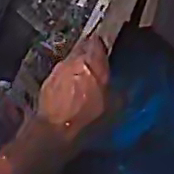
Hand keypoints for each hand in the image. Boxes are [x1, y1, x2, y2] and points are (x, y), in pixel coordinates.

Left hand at [32, 35, 113, 152]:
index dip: (101, 45)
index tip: (105, 51)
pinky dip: (65, 80)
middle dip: (88, 55)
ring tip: (82, 81)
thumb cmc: (88, 119)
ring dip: (76, 68)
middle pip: (82, 49)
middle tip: (95, 67)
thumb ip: (121, 93)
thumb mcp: (113, 109)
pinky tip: (68, 93)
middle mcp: (74, 60)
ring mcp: (58, 69)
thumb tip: (127, 88)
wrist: (54, 133)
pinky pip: (60, 75)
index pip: (97, 41)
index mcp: (92, 61)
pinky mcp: (46, 82)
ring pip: (70, 62)